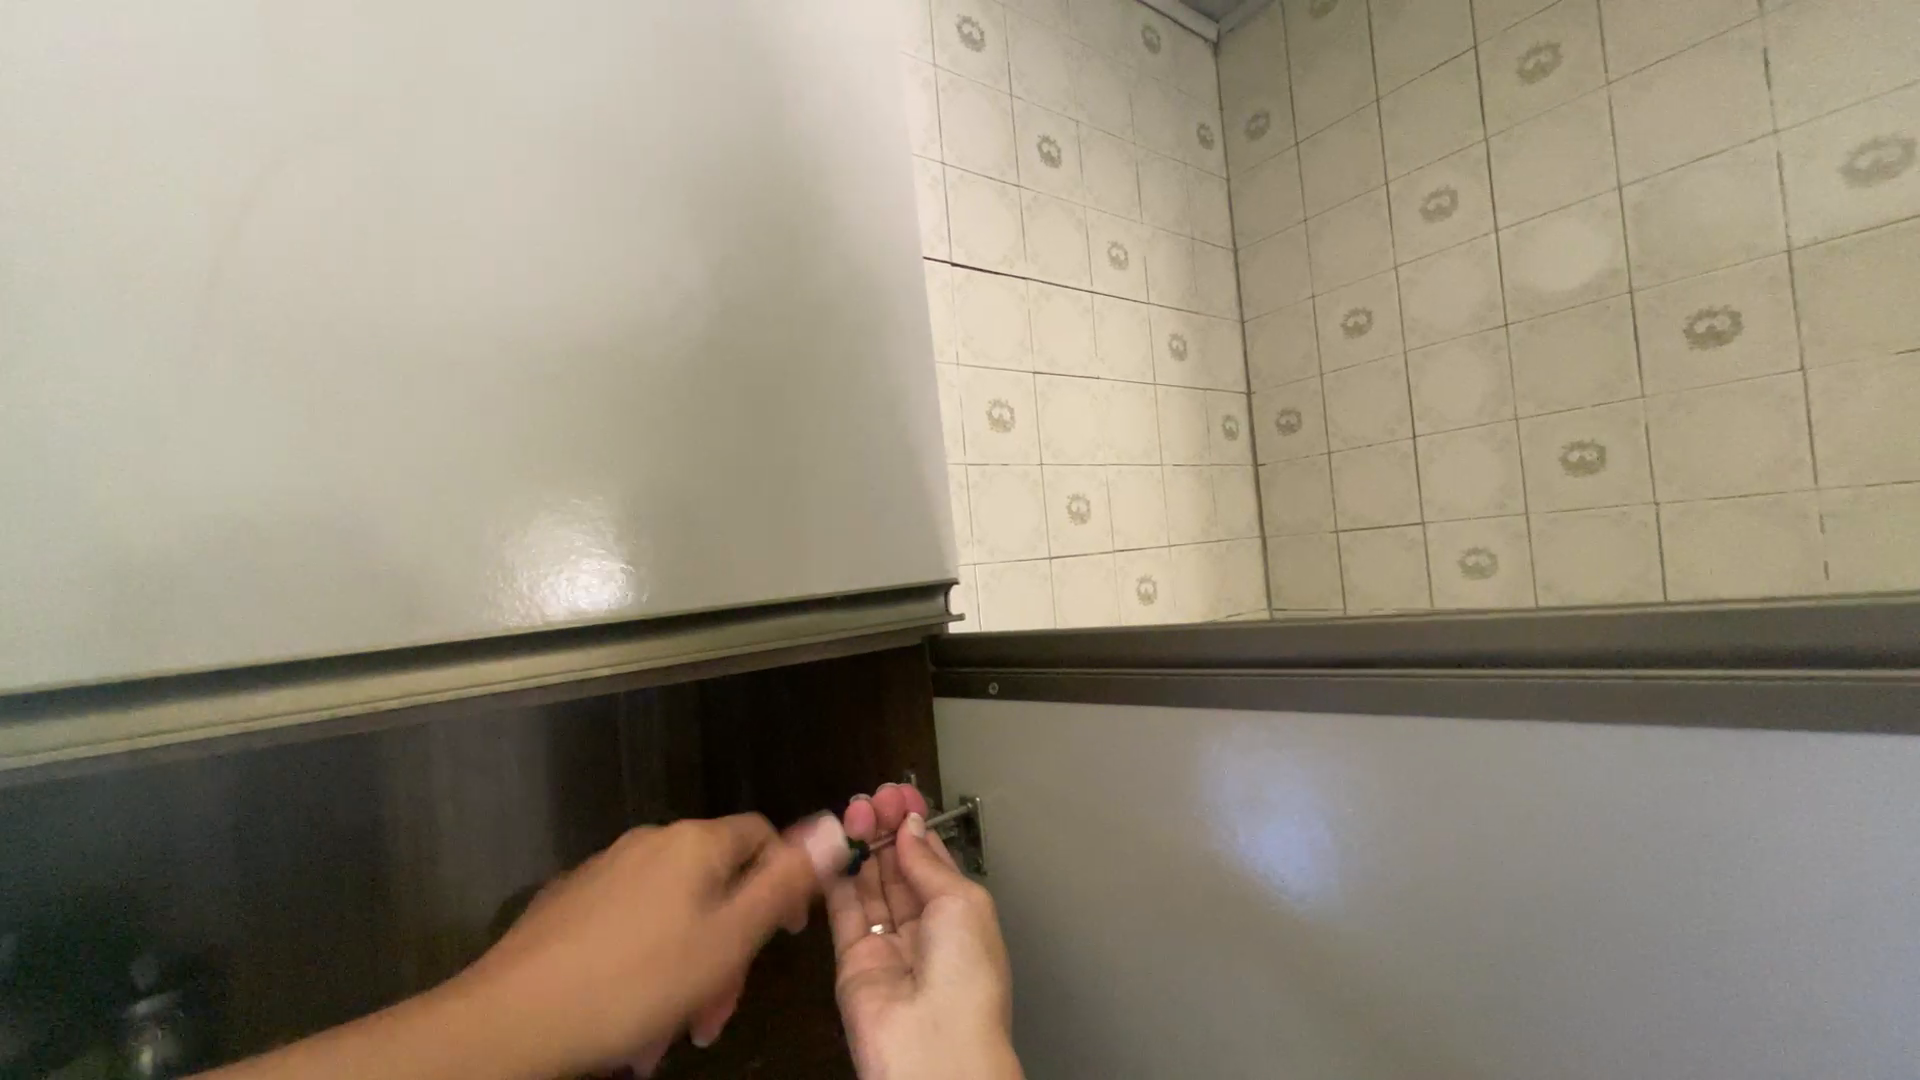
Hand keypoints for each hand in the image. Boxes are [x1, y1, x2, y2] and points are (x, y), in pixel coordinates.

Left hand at [460, 813, 849, 1076]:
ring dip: (688, 966)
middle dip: (729, 945)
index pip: (763, 837)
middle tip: (718, 1012)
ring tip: (671, 1032)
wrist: (507, 1023)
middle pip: (717, 881)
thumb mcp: (729, 940)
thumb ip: (785, 882)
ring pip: (674, 911)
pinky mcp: (569, 902)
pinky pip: (630, 924)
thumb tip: (833, 824)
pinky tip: (630, 1017)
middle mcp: (654, 841)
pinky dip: (646, 962)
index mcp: (697, 842)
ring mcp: (606, 869)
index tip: (783, 936)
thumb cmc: (637, 981)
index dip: (784, 881)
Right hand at [828, 785, 1022, 1079]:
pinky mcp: (851, 958)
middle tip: (872, 796)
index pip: (931, 857)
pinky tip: (833, 843)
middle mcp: (922, 924)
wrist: (933, 1049)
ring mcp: (886, 941)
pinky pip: (843, 910)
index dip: (914, 823)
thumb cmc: (966, 971)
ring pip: (870, 883)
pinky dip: (837, 875)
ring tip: (853, 809)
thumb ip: (927, 862)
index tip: (899, 792)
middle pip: (898, 866)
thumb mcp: (962, 902)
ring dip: (862, 844)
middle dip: (885, 827)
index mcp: (958, 911)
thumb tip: (909, 824)